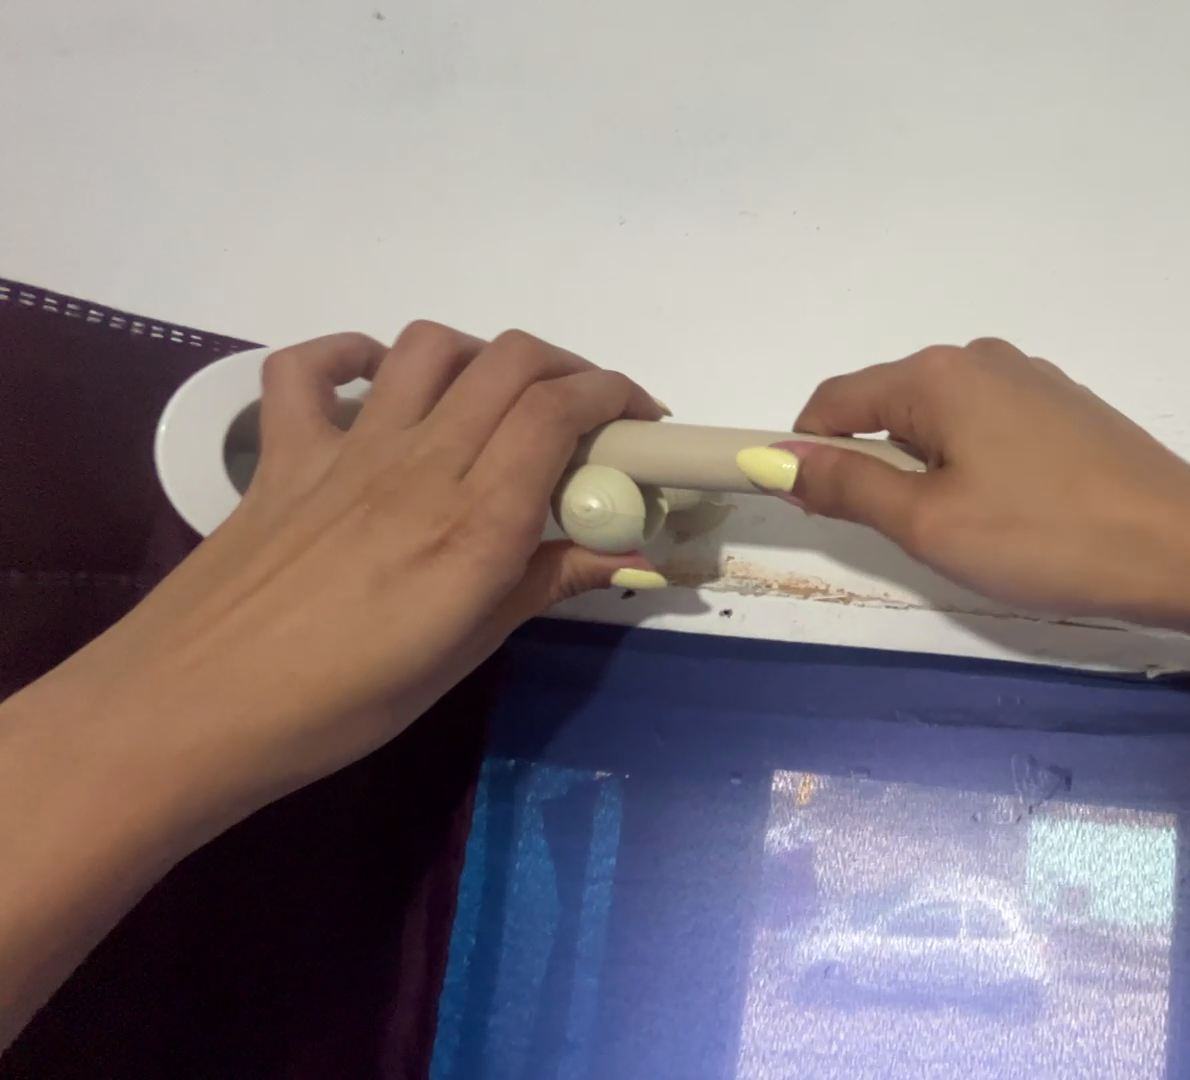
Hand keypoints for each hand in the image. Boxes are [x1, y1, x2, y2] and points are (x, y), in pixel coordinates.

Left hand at [31, 323, 662, 827]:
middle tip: (596, 413)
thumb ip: (555, 580)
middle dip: (574, 369)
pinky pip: (310, 368)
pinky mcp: (284, 453)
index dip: (615, 394)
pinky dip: (357, 355)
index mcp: (476, 519)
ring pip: (430, 348)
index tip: (646, 420)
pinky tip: (389, 386)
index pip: (558, 411)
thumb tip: (634, 558)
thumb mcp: (477, 645)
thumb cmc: (354, 695)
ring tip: (509, 400)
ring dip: (488, 357)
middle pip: (511, 362)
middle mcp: (419, 464)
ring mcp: (345, 449)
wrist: (188, 714)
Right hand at [782, 338, 1189, 623]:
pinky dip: (977, 466)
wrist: (1184, 546)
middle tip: (911, 536)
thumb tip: (778, 457)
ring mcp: (1033, 379)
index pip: (836, 400)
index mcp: (937, 375)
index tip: (810, 504)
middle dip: (879, 466)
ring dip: (931, 470)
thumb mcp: (929, 522)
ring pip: (945, 422)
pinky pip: (992, 430)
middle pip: (892, 407)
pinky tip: (1016, 511)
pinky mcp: (1069, 408)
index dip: (807, 450)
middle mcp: (982, 358)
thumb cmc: (1044, 537)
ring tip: (972, 530)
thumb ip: (848, 485)